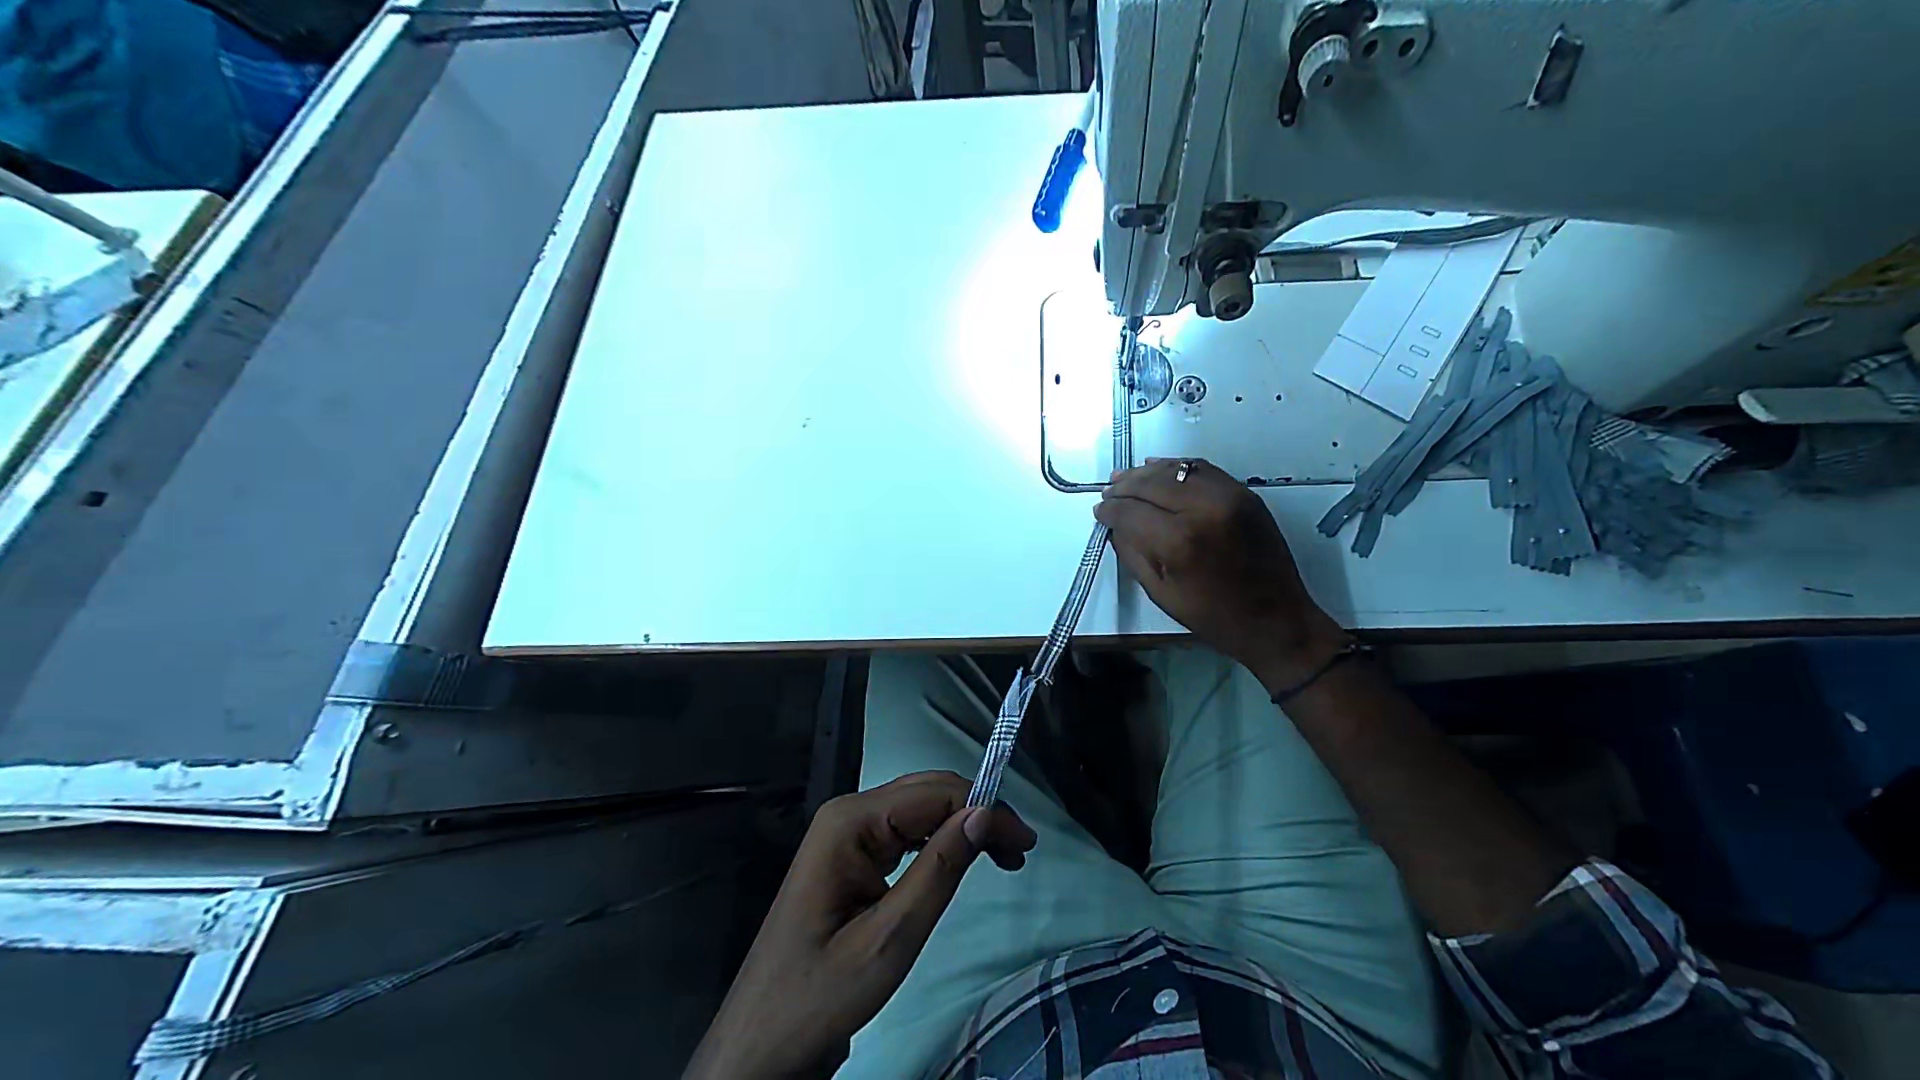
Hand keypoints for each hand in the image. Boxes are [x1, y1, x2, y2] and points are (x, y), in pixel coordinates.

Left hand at [682, 771, 1035, 1079]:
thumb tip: (985, 814)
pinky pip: (903, 833)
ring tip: (1002, 855)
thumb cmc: (820, 995)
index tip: (1025, 845)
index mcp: (849, 821)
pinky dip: (939, 841)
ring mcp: (844, 834)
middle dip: (977, 813)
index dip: (985, 809)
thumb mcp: (890, 938)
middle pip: (926, 793)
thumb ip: (940, 869)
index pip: (933, 794)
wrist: (760, 1043)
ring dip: (962, 825)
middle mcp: (847, 814)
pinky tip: (961, 857)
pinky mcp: (848, 856)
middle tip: (1020, 851)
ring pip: (918, 810)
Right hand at [1095, 458, 1347, 691]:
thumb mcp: (1161, 592)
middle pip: (1150, 484)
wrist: (1276, 620)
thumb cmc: (1214, 616)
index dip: (1109, 510)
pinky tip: (1159, 470)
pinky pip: (1202, 470)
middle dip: (1124, 487)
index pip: (1130, 511)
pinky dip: (1177, 468)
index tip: (1099, 511)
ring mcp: (1228, 496)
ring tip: (1127, 478)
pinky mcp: (1244, 494)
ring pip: (1176, 470)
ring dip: (1147, 473)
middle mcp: (1204, 509)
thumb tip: (1115, 524)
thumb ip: (1133, 552)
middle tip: (1108, 492)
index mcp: (1180, 541)